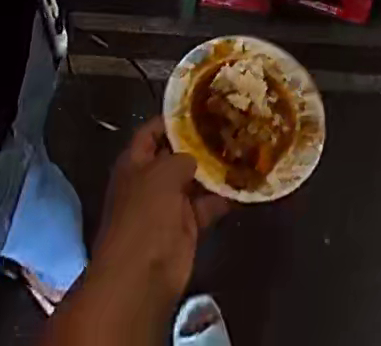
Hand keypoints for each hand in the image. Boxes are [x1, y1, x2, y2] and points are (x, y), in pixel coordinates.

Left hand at [92, 117, 230, 304]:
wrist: (141, 275)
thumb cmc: (144, 214)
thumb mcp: (162, 174)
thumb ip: (181, 157)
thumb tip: (195, 156)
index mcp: (135, 163)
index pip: (152, 131)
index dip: (172, 119)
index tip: (200, 106)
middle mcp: (151, 180)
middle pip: (176, 154)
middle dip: (200, 142)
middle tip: (229, 124)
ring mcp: (169, 204)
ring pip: (195, 180)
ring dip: (215, 169)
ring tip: (242, 148)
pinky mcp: (187, 226)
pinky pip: (208, 205)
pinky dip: (224, 197)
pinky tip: (245, 182)